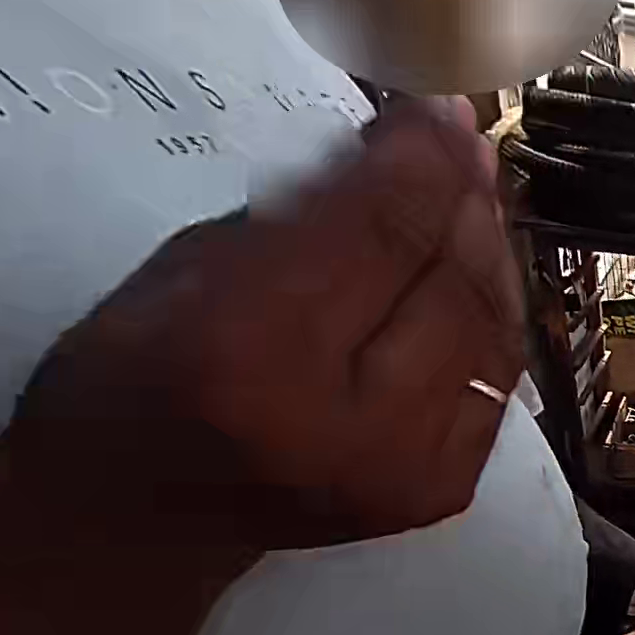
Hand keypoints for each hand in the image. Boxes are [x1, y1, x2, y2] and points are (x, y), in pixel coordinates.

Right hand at [1, 98, 523, 548]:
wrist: (152, 521)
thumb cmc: (136, 388)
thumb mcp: (186, 275)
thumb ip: (305, 216)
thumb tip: (410, 159)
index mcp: (253, 356)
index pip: (378, 233)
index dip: (424, 164)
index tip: (444, 113)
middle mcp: (354, 422)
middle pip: (449, 283)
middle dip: (466, 203)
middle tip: (473, 149)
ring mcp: (415, 467)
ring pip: (489, 331)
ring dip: (493, 255)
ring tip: (484, 200)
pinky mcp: (448, 487)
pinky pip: (498, 380)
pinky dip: (496, 318)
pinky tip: (489, 275)